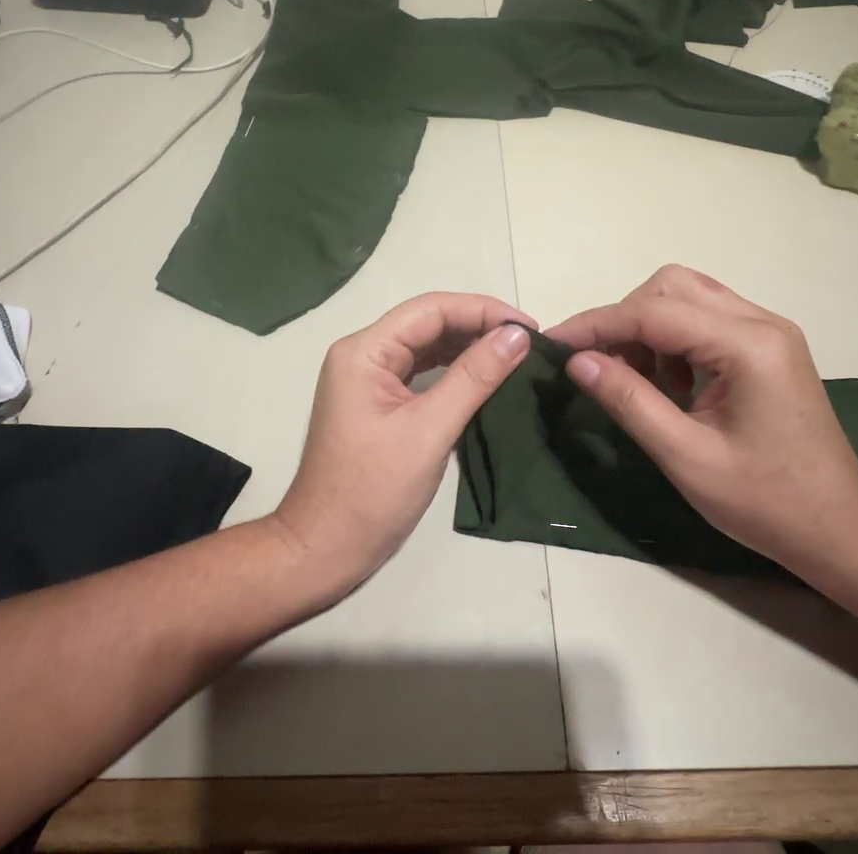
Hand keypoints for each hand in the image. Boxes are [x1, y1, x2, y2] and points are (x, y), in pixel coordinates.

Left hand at [274, 292, 534, 590]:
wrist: (326, 548)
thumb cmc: (373, 491)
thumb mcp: (430, 430)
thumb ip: (474, 377)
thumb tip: (517, 335)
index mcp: (364, 352)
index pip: (430, 309)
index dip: (483, 310)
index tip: (531, 328)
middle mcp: (362, 356)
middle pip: (427, 323)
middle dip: (478, 326)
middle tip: (530, 343)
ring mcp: (367, 381)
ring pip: (425, 348)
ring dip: (468, 348)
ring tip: (516, 357)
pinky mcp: (376, 405)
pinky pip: (420, 374)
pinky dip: (454, 373)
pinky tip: (485, 378)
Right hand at [545, 265, 857, 570]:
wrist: (838, 530)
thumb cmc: (764, 502)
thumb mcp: (685, 456)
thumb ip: (629, 401)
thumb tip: (577, 361)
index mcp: (748, 346)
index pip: (654, 312)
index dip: (597, 324)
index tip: (553, 344)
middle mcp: (762, 323)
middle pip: (672, 287)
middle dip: (623, 320)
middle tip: (594, 365)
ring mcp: (769, 333)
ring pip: (688, 299)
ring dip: (647, 330)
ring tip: (629, 381)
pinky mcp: (768, 349)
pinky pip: (706, 322)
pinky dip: (672, 342)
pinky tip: (666, 387)